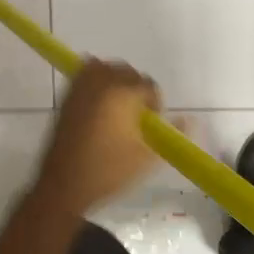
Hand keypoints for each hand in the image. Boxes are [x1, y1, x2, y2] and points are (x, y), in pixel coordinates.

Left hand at [33, 59, 159, 212]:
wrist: (64, 184)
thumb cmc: (108, 172)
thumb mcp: (145, 159)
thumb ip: (169, 135)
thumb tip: (189, 120)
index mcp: (123, 94)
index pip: (149, 86)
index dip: (154, 105)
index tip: (150, 124)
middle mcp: (102, 82)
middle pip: (128, 73)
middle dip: (136, 90)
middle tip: (135, 117)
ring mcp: (81, 86)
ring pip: (106, 69)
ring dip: (116, 82)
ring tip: (118, 109)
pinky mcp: (67, 95)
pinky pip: (85, 74)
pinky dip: (96, 80)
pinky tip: (100, 102)